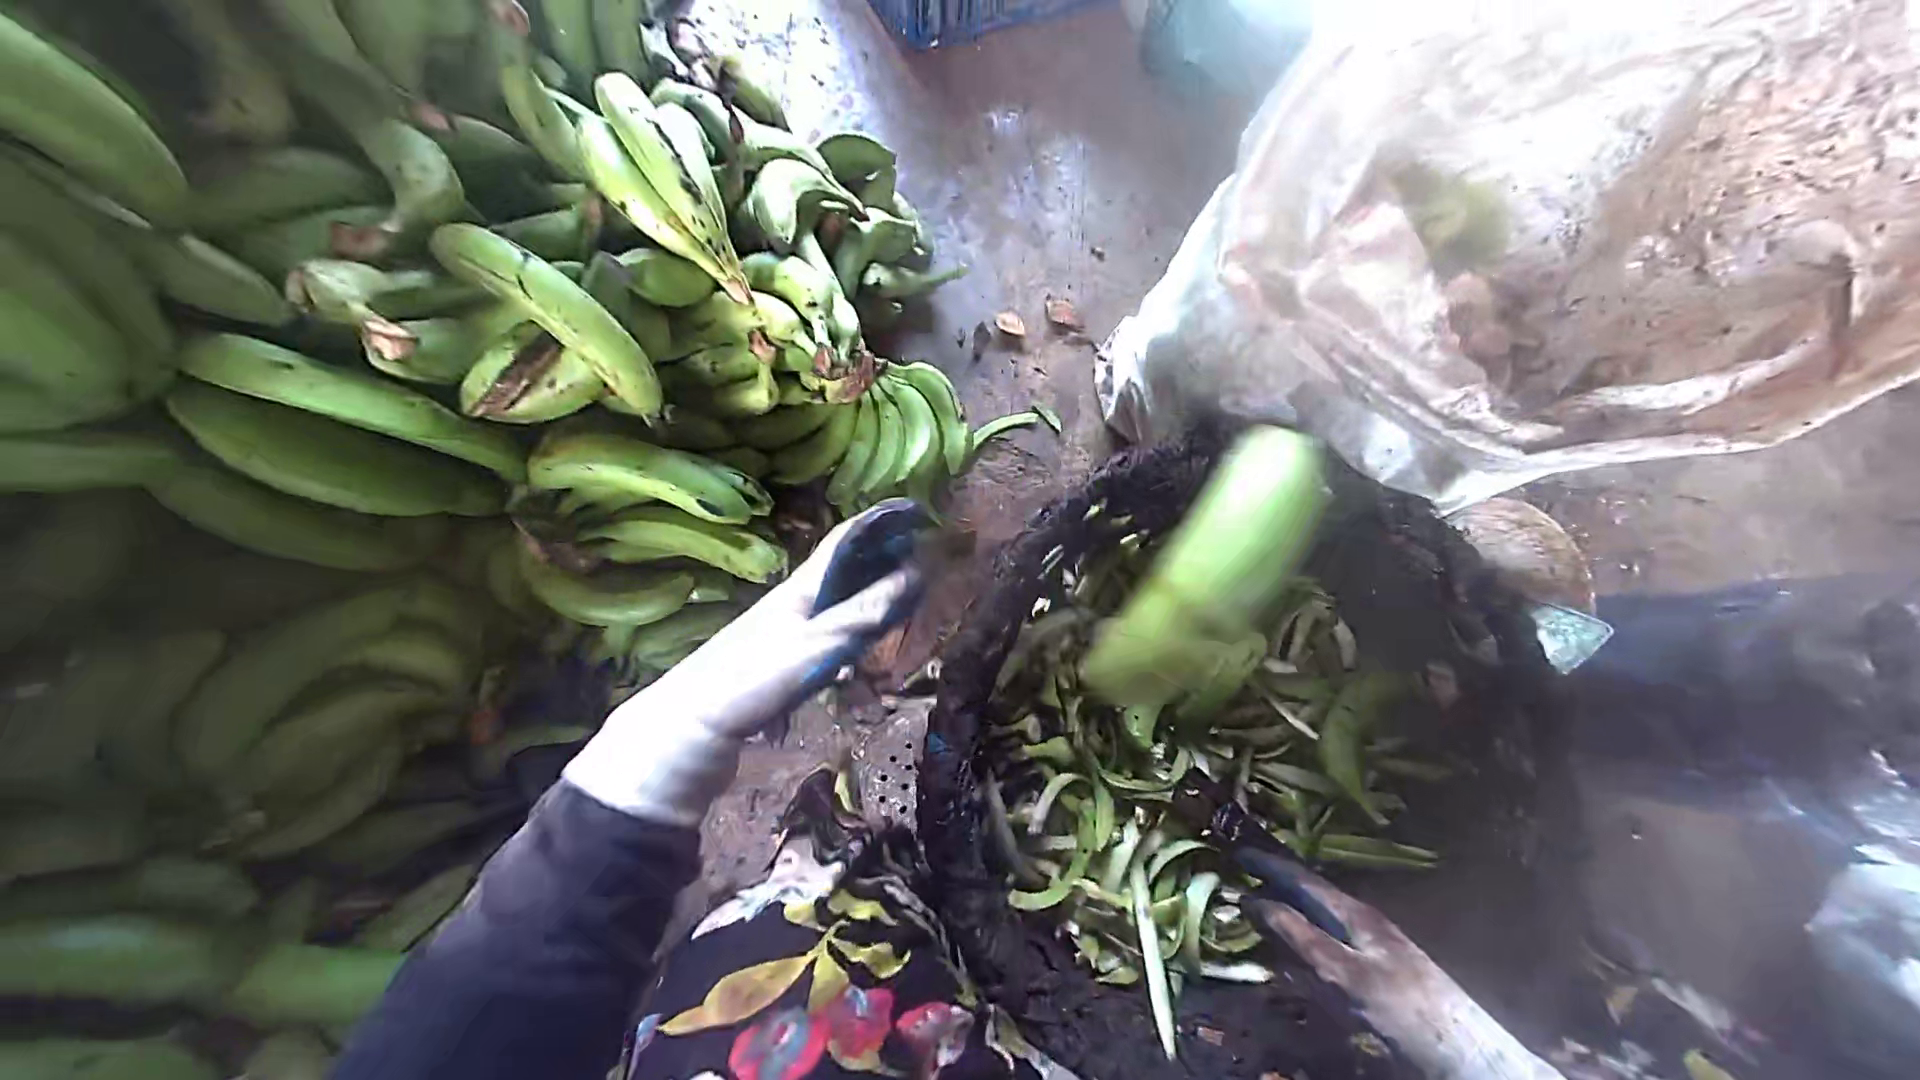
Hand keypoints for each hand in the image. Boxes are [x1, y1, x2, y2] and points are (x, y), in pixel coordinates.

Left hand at [563, 505, 921, 826]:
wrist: (686, 733)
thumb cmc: (746, 681)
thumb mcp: (809, 646)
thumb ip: (860, 615)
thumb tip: (914, 576)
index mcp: (801, 588)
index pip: (847, 540)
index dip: (882, 522)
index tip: (922, 513)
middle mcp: (797, 602)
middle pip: (849, 570)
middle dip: (888, 561)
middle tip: (930, 564)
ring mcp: (791, 633)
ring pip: (844, 605)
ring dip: (877, 601)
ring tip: (911, 606)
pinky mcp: (787, 664)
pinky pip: (835, 639)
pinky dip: (859, 640)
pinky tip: (869, 658)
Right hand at [1249, 872, 1564, 1079]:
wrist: (1470, 1055)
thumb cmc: (1405, 1010)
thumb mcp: (1344, 974)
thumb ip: (1298, 935)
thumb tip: (1251, 899)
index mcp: (1351, 910)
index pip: (1298, 875)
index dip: (1265, 862)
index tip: (1232, 851)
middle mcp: (1359, 917)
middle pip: (1306, 889)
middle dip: (1271, 879)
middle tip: (1236, 875)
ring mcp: (1370, 940)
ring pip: (1316, 912)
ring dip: (1284, 903)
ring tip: (1255, 903)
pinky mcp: (1376, 964)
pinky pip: (1326, 934)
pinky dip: (1301, 928)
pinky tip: (1293, 944)